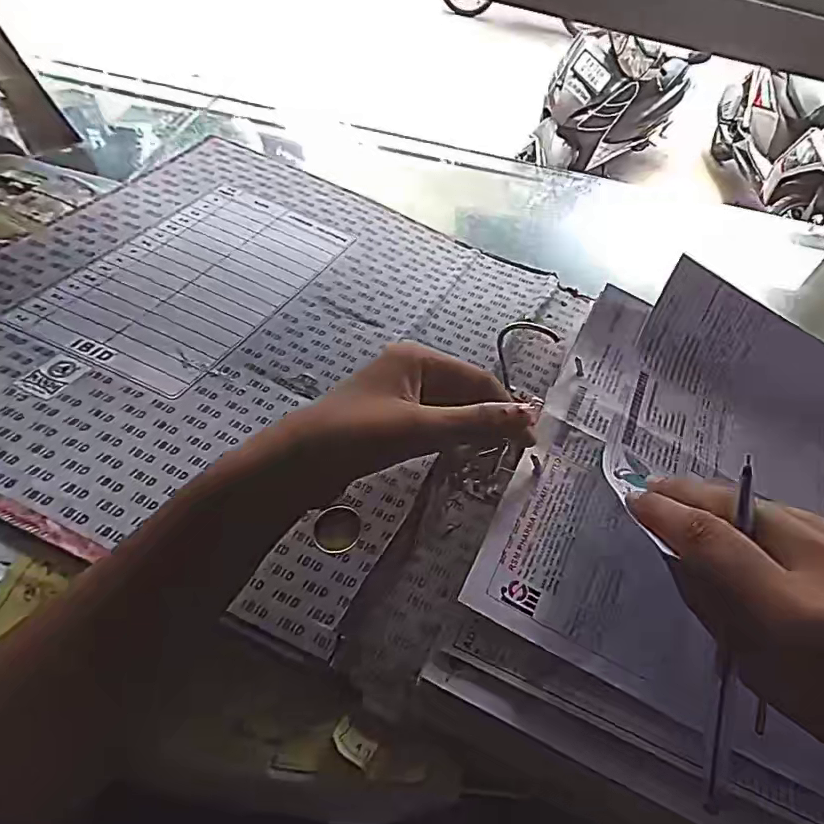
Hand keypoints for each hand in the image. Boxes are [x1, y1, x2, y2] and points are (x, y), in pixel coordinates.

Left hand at [269, 343, 535, 489]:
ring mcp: (399, 395)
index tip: (529, 438)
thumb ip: (475, 422)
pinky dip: (452, 438)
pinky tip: (464, 456)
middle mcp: (411, 369)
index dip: (506, 407)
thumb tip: (527, 417)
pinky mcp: (390, 420)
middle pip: (465, 393)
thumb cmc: (357, 436)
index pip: (477, 379)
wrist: (294, 465)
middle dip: (490, 420)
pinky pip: (433, 424)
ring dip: (473, 431)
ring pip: (451, 411)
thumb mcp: (420, 428)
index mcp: (417, 358)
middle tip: (516, 452)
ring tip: (497, 457)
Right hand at [628, 477, 823, 785]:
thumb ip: (723, 613)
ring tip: (730, 534)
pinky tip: (806, 566)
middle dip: (700, 498)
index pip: (717, 546)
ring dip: (750, 522)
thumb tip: (680, 558)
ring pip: (786, 514)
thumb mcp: (776, 683)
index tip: (638, 497)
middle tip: (662, 492)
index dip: (670, 515)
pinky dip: (799, 539)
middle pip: (749, 510)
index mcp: (807, 620)